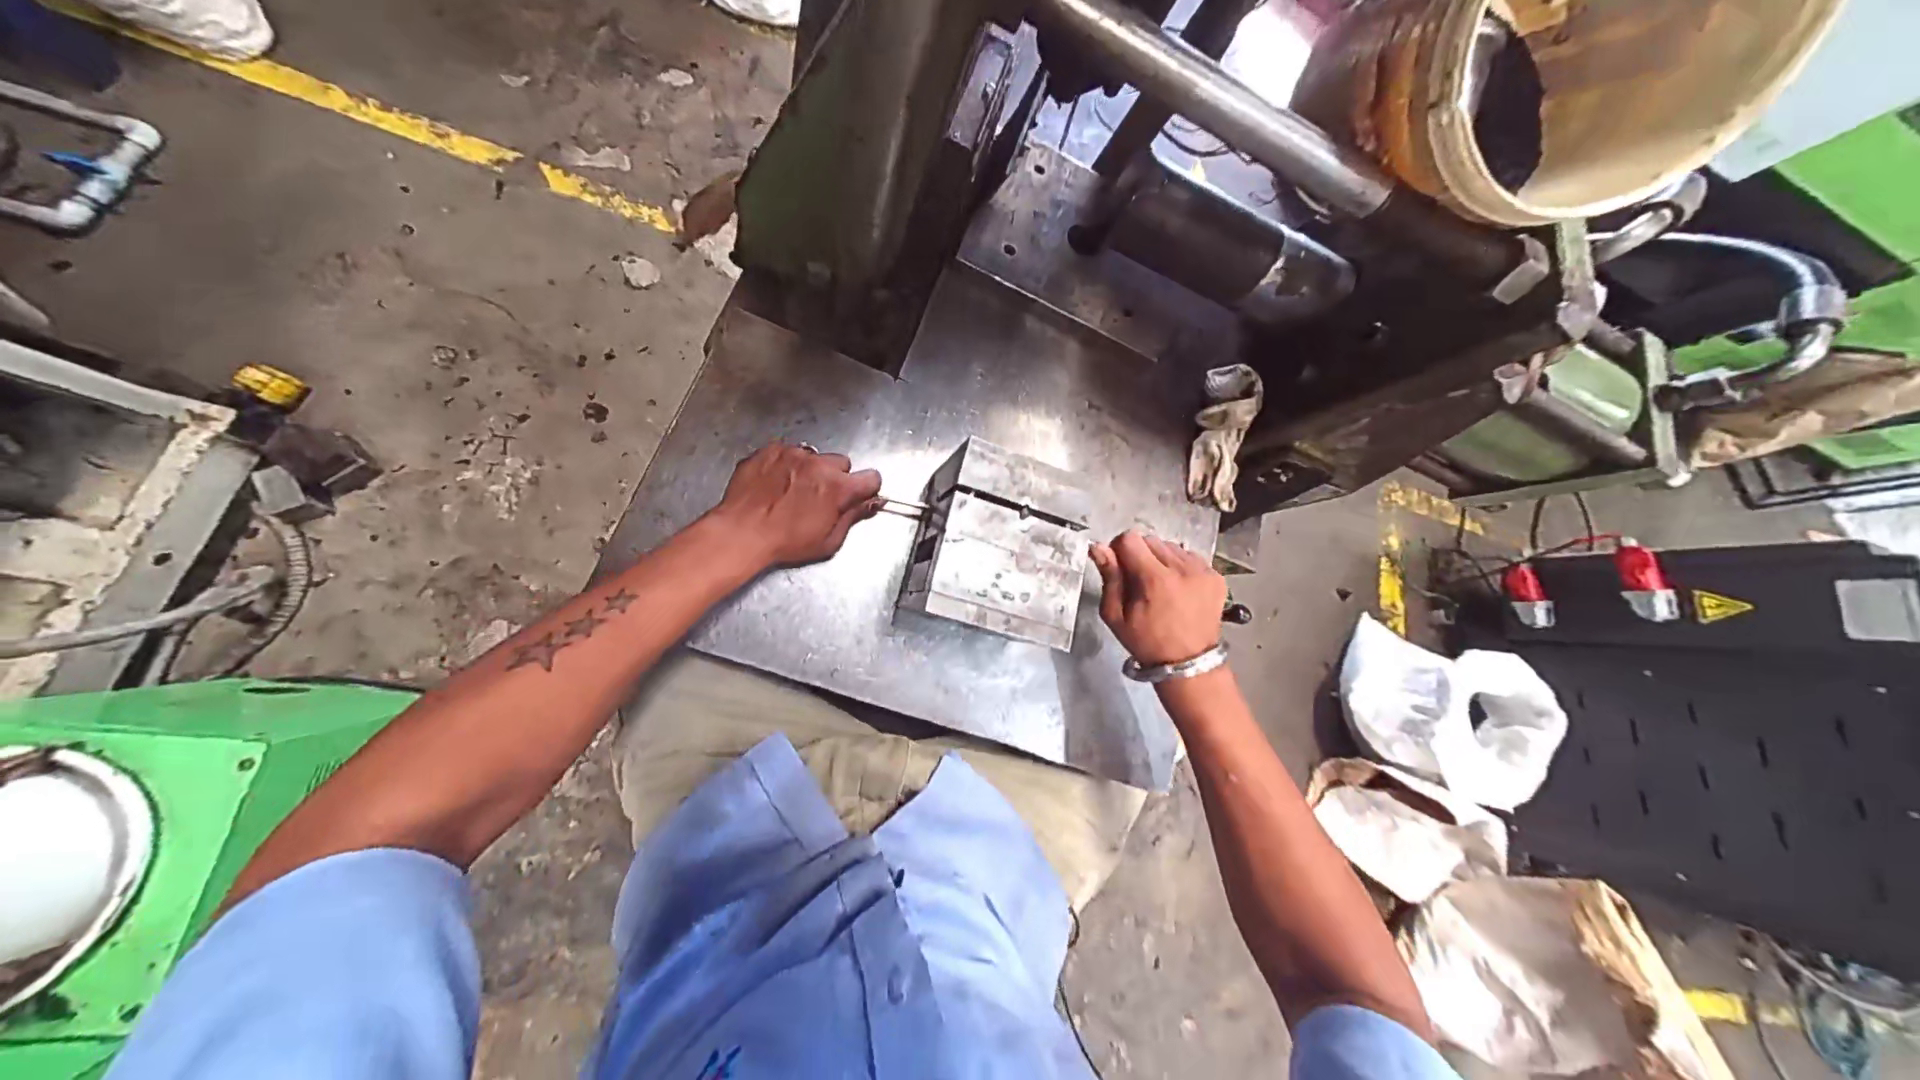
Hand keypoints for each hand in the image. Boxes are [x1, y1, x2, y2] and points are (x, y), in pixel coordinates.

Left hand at [706, 442, 882, 567]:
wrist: (742, 532)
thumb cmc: (783, 542)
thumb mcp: (828, 541)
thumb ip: (854, 517)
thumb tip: (871, 503)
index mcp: (838, 488)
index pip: (871, 477)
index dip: (866, 489)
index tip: (858, 496)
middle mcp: (818, 465)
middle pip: (842, 463)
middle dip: (835, 479)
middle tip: (819, 499)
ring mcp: (793, 454)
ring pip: (815, 456)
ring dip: (811, 470)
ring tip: (794, 492)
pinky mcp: (771, 451)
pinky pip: (788, 452)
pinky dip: (787, 465)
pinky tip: (777, 484)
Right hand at [1090, 531, 1227, 665]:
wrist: (1190, 663)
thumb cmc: (1146, 642)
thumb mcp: (1116, 616)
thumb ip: (1109, 578)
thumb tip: (1098, 547)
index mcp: (1155, 579)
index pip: (1130, 538)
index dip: (1119, 550)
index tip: (1119, 568)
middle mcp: (1183, 568)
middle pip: (1151, 539)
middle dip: (1140, 554)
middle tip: (1139, 580)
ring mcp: (1203, 571)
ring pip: (1171, 546)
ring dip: (1160, 559)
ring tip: (1160, 585)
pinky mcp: (1216, 576)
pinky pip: (1190, 557)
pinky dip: (1180, 566)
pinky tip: (1178, 588)